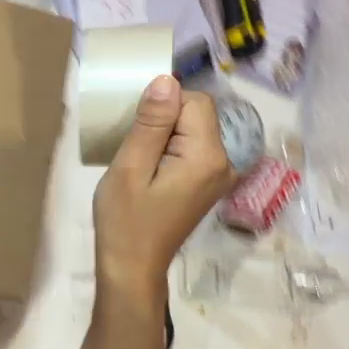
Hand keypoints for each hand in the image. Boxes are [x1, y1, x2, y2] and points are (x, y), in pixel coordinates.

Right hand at [92, 75, 234, 302]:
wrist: (132, 267)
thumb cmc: (124, 221)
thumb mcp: (129, 169)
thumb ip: (150, 124)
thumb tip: (166, 81)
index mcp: (207, 156)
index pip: (194, 102)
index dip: (161, 108)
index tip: (133, 131)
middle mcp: (224, 161)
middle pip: (197, 115)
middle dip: (162, 121)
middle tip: (130, 150)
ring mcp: (218, 175)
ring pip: (193, 132)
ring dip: (163, 136)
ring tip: (136, 163)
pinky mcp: (207, 185)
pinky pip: (191, 150)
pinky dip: (168, 151)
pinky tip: (146, 172)